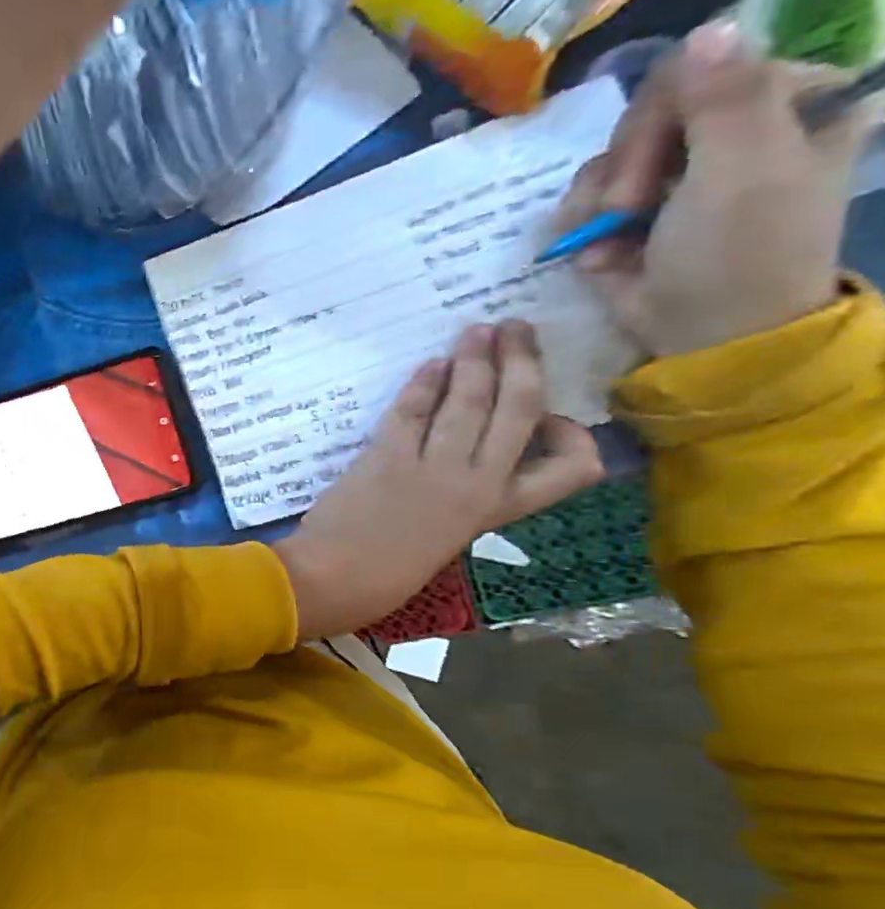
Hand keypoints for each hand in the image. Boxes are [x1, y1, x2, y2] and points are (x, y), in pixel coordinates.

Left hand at [273, 322, 603, 638]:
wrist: (335, 581)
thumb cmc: (386, 573)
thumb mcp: (445, 540)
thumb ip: (462, 502)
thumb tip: (461, 461)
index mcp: (498, 510)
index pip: (572, 468)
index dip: (571, 433)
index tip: (550, 414)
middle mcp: (477, 484)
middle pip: (518, 410)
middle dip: (523, 362)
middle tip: (516, 327)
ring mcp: (431, 469)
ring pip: (469, 401)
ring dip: (474, 359)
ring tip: (476, 330)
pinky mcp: (385, 459)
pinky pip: (411, 412)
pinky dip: (421, 385)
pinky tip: (428, 365)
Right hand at [556, 21, 868, 357]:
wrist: (704, 331)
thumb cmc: (738, 249)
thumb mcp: (741, 167)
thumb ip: (725, 97)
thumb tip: (709, 26)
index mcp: (784, 108)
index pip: (705, 70)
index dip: (668, 113)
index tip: (661, 156)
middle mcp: (728, 135)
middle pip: (648, 114)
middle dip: (626, 164)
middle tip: (627, 207)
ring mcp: (675, 177)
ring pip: (608, 158)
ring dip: (596, 200)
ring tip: (608, 235)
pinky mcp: (629, 215)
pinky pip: (584, 198)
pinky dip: (582, 228)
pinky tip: (599, 252)